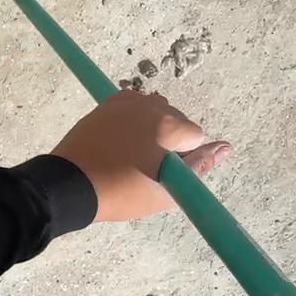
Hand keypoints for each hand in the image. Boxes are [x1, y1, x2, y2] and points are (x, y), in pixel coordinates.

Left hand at [50, 91, 230, 221]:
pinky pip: (129, 103)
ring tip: (131, 153)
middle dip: (168, 139)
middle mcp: (148, 106)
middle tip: (145, 164)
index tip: (162, 171)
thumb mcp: (166, 190)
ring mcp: (123, 104)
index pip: (195, 135)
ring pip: (152, 109)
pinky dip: (131, 116)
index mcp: (168, 125)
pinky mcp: (103, 107)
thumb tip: (226, 148)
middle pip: (174, 119)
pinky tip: (121, 136)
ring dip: (150, 126)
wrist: (69, 186)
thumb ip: (200, 166)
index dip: (183, 156)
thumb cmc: (120, 192)